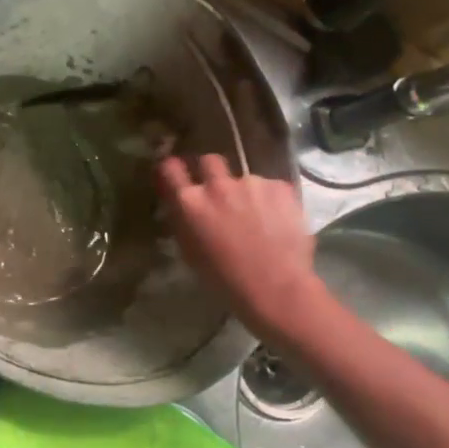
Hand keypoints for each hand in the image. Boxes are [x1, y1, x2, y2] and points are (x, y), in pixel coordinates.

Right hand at [158, 153, 324, 333]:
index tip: (176, 173)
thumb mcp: (190, 252)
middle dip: (210, 171)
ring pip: (243, 177)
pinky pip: (270, 187)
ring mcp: (251, 183)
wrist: (275, 287)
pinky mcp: (279, 187)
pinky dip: (269, 199)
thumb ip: (183, 222)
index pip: (169, 168)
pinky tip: (276, 220)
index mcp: (189, 202)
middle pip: (209, 160)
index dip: (171, 168)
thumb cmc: (224, 279)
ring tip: (255, 215)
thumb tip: (180, 207)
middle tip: (217, 191)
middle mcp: (217, 185)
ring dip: (243, 191)